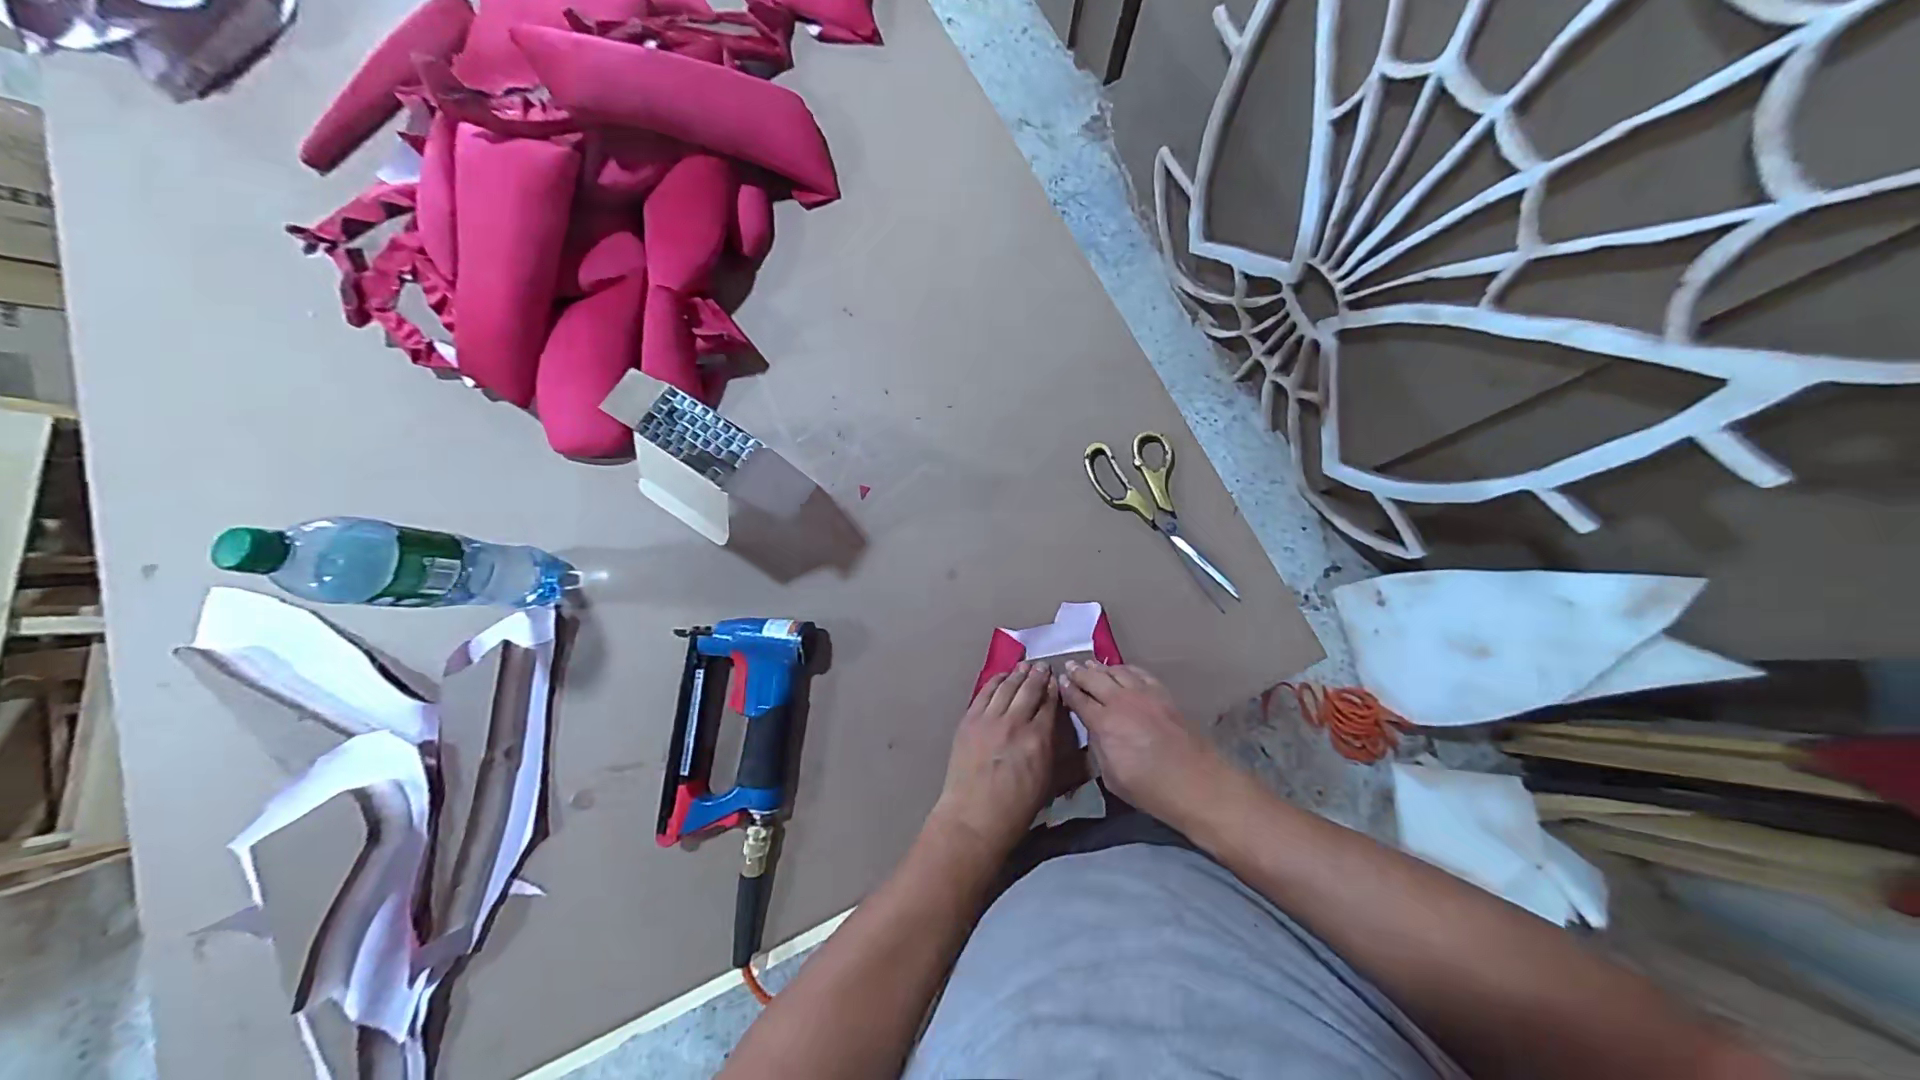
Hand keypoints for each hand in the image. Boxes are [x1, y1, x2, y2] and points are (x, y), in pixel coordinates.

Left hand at [930, 662, 1059, 857]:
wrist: (974, 817)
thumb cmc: (1017, 809)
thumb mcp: (1048, 780)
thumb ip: (1052, 748)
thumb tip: (1054, 727)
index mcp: (1039, 739)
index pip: (1050, 704)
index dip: (1053, 690)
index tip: (1056, 681)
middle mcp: (1015, 722)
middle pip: (1029, 689)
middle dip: (1038, 676)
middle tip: (1043, 666)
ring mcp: (989, 719)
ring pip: (1007, 687)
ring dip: (1018, 674)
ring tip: (1025, 666)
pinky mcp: (969, 721)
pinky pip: (984, 693)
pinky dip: (995, 681)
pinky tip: (1002, 676)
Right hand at [1059, 661, 1226, 826]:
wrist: (1197, 783)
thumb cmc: (1150, 789)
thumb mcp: (1111, 777)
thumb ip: (1099, 748)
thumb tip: (1095, 730)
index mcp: (1104, 724)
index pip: (1079, 699)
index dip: (1068, 689)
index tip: (1060, 681)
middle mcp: (1122, 702)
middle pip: (1094, 679)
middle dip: (1079, 672)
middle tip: (1070, 666)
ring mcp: (1144, 695)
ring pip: (1117, 671)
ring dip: (1100, 667)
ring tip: (1090, 664)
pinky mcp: (1163, 695)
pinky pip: (1140, 673)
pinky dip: (1126, 668)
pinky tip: (1121, 669)